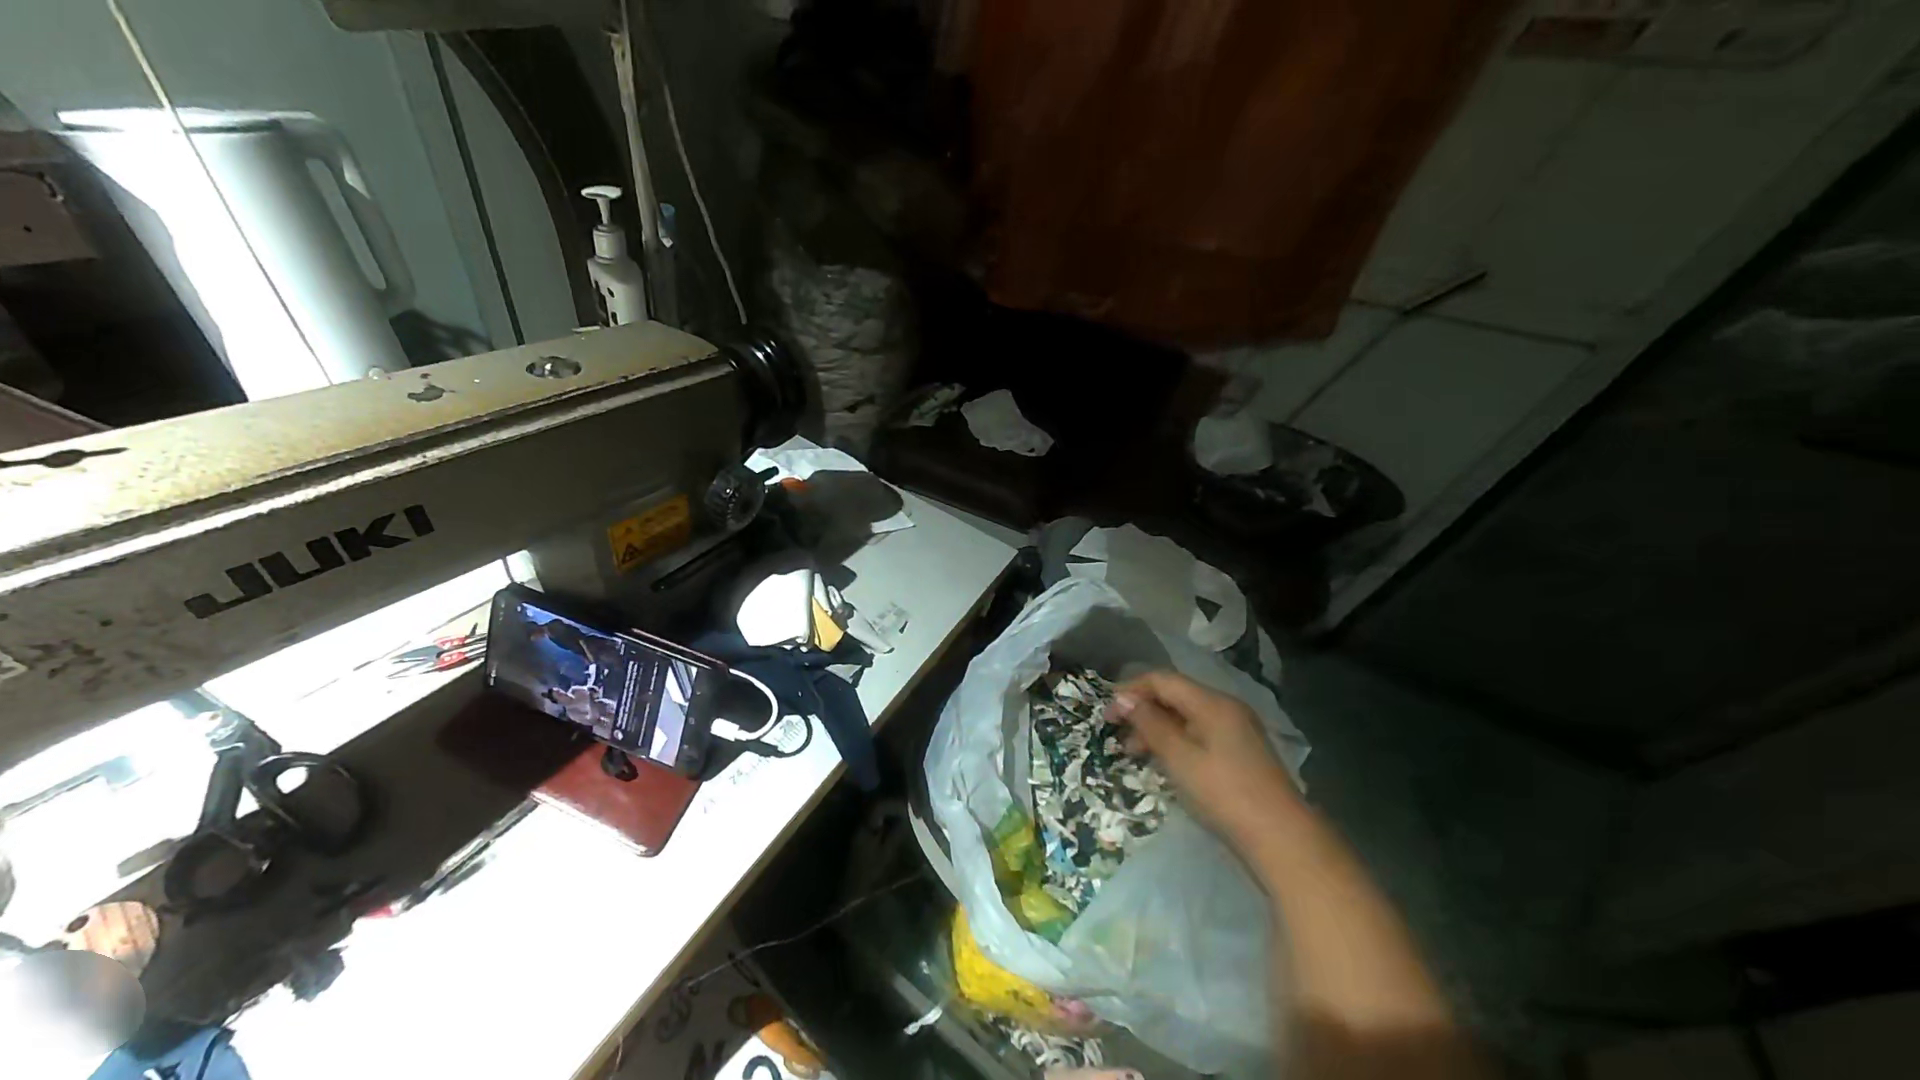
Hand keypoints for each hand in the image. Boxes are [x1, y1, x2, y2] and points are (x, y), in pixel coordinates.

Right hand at [1109, 670, 1302, 854]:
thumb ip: (1150, 724)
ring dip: (1157, 728)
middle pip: (1175, 695)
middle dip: (1143, 710)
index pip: (1163, 680)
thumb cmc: (1223, 793)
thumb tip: (1123, 698)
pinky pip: (1199, 733)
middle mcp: (1226, 708)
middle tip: (1117, 734)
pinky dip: (1176, 741)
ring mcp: (1236, 730)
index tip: (1107, 714)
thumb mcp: (1179, 758)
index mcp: (1212, 703)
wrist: (1280, 837)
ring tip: (1134, 753)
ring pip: (1186, 717)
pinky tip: (1164, 762)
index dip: (1131, 690)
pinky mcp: (1240, 752)